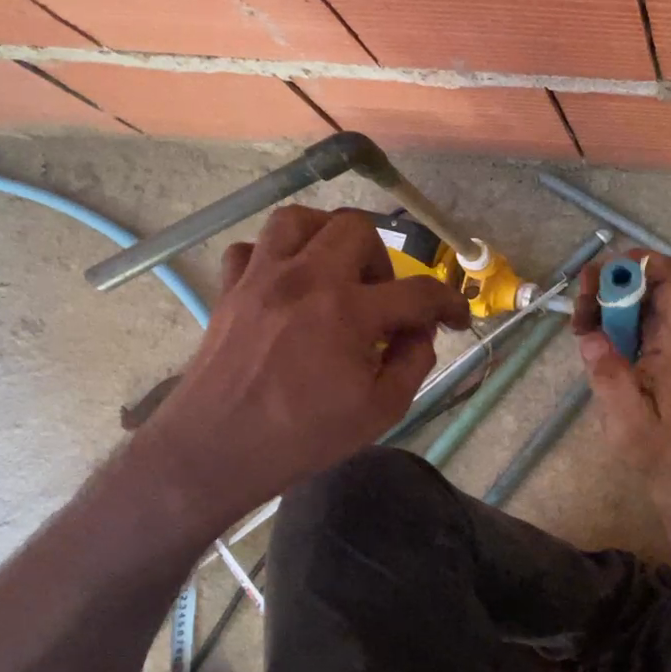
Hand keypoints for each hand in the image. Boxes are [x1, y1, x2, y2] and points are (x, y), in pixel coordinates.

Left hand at [139, 206, 469, 521]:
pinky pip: (255, 248)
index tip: (457, 319)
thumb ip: (414, 362)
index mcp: (349, 312)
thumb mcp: (383, 409)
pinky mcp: (230, 290)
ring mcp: (262, 279)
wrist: (214, 451)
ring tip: (338, 273)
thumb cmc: (304, 436)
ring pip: (299, 220)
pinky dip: (277, 258)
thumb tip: (420, 332)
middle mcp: (306, 280)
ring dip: (328, 238)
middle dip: (384, 259)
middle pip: (357, 229)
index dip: (450, 303)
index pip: (420, 292)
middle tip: (382, 297)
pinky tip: (290, 286)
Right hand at [573, 251, 670, 499]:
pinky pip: (630, 320)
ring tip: (579, 327)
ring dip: (604, 302)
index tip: (602, 277)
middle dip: (610, 282)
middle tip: (580, 308)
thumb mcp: (628, 418)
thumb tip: (591, 337)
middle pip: (647, 282)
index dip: (641, 263)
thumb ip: (610, 377)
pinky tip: (588, 340)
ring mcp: (663, 339)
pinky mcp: (651, 350)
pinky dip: (607, 321)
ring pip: (635, 299)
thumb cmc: (657, 444)